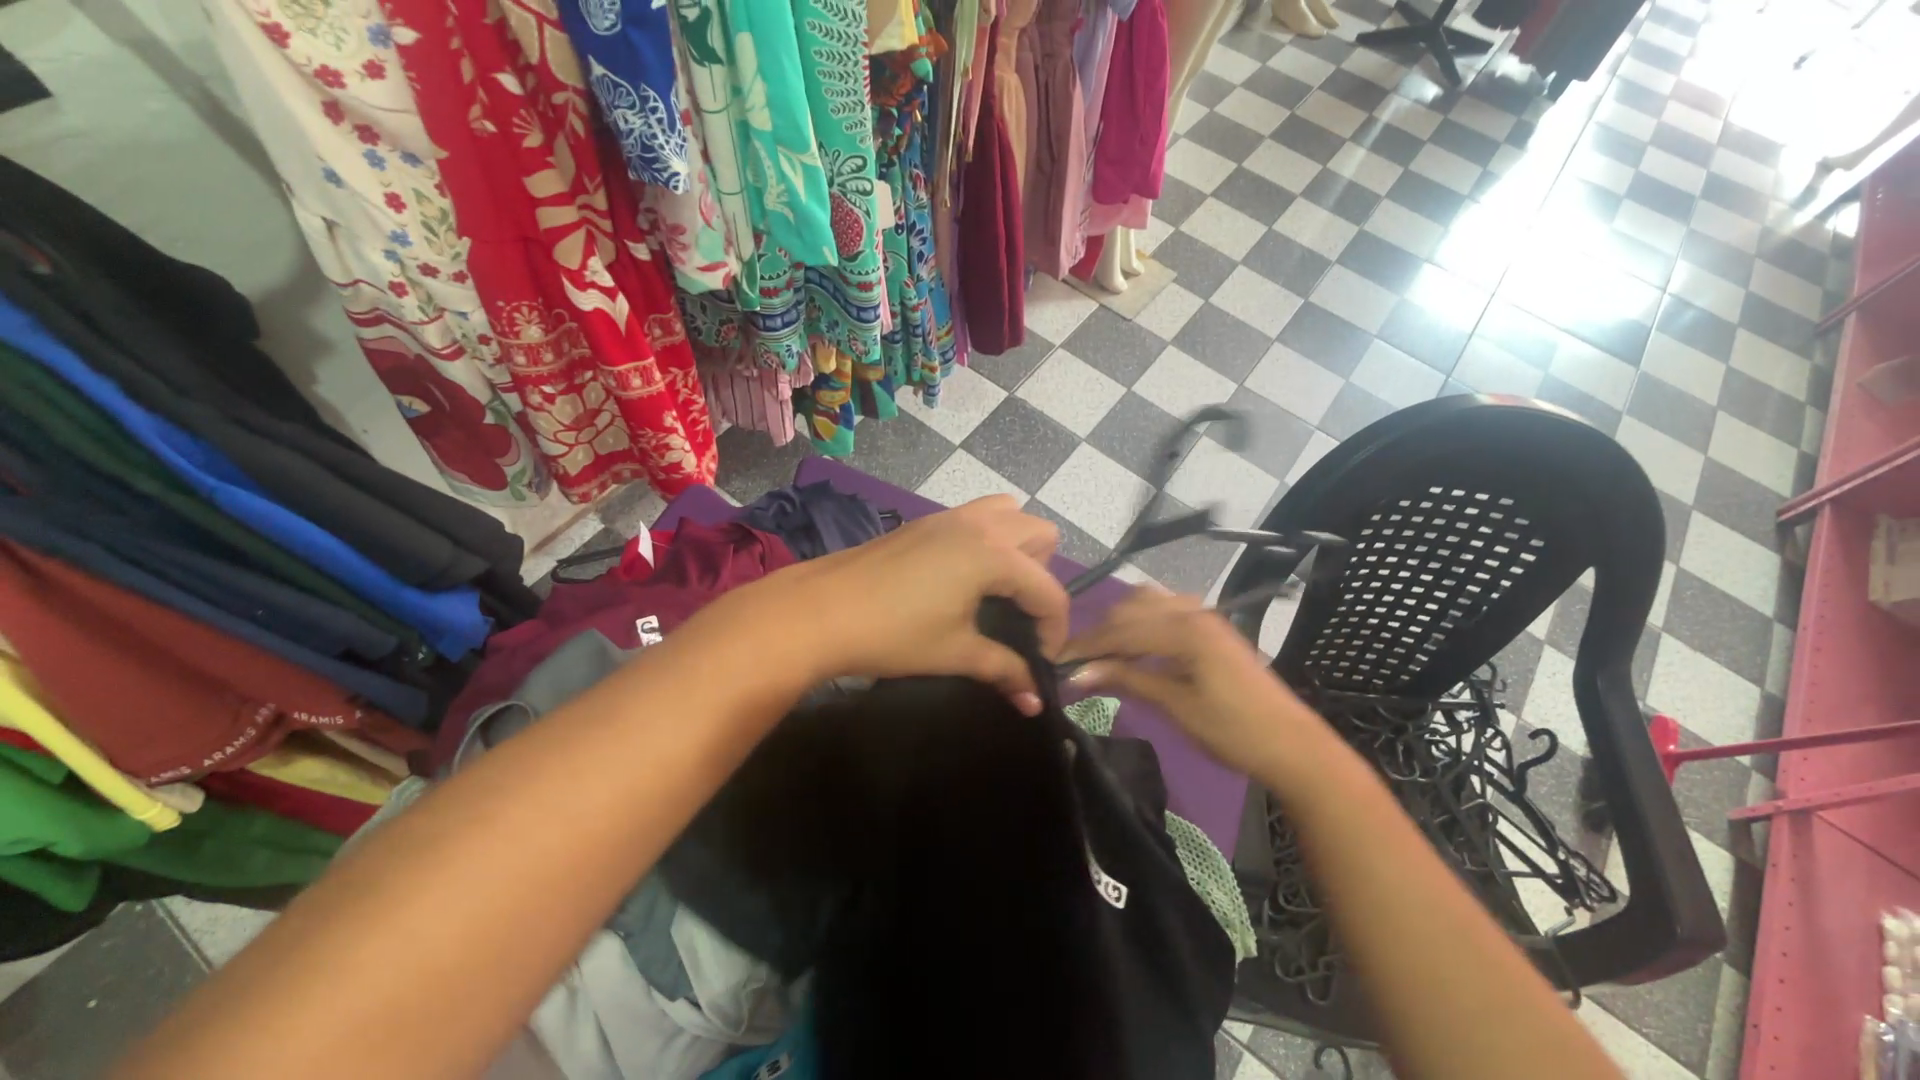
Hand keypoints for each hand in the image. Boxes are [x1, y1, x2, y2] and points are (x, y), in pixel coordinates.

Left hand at [725, 496, 1068, 713]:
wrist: (818, 612)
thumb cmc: (892, 634)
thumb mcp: (955, 653)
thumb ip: (1004, 671)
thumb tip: (1036, 702)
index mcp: (994, 554)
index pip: (1049, 591)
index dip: (1054, 631)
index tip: (1040, 664)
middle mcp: (979, 524)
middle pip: (1041, 536)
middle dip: (1041, 579)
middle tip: (1017, 619)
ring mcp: (949, 516)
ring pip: (1009, 514)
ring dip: (1017, 550)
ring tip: (995, 593)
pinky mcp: (924, 522)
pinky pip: (977, 517)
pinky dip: (987, 540)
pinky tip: (962, 581)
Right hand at [1062, 587, 1327, 776]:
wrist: (1293, 746)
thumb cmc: (1234, 731)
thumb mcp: (1176, 706)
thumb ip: (1129, 680)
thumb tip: (1079, 673)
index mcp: (1184, 629)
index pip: (1120, 629)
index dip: (1085, 645)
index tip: (1055, 661)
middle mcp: (1194, 612)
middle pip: (1131, 609)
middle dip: (1101, 633)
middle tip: (1076, 663)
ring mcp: (1206, 617)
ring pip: (1149, 604)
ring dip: (1122, 624)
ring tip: (1102, 656)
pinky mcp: (1212, 630)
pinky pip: (1167, 612)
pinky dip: (1143, 625)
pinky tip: (1135, 648)